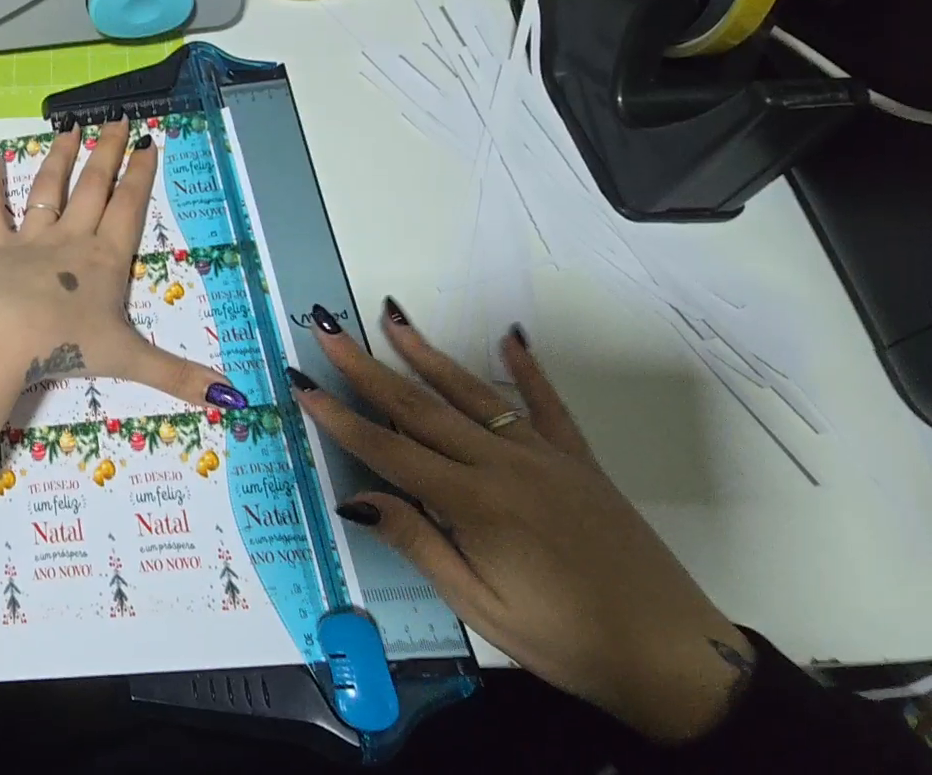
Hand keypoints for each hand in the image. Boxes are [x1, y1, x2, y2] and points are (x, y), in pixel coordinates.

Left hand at [0, 121, 245, 410]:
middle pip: (93, 187)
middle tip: (116, 119)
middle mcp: (70, 240)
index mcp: (105, 259)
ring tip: (68, 127)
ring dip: (60, 158)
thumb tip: (233, 399)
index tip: (149, 141)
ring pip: (48, 190)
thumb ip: (178, 377)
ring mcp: (30, 241)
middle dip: (107, 152)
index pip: (128, 207)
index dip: (141, 175)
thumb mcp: (128, 360)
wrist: (0, 336)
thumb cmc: (64, 344)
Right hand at [294, 301, 753, 743]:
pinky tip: (511, 337)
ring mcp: (545, 457)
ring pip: (472, 394)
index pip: (388, 450)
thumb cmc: (565, 640)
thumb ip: (418, 543)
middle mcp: (504, 466)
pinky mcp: (579, 461)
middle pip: (419, 407)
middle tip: (328, 331)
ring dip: (427, 354)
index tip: (302, 385)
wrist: (675, 657)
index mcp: (474, 504)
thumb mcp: (479, 605)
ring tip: (392, 318)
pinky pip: (548, 406)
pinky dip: (527, 370)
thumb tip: (354, 498)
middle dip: (366, 368)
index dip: (339, 418)